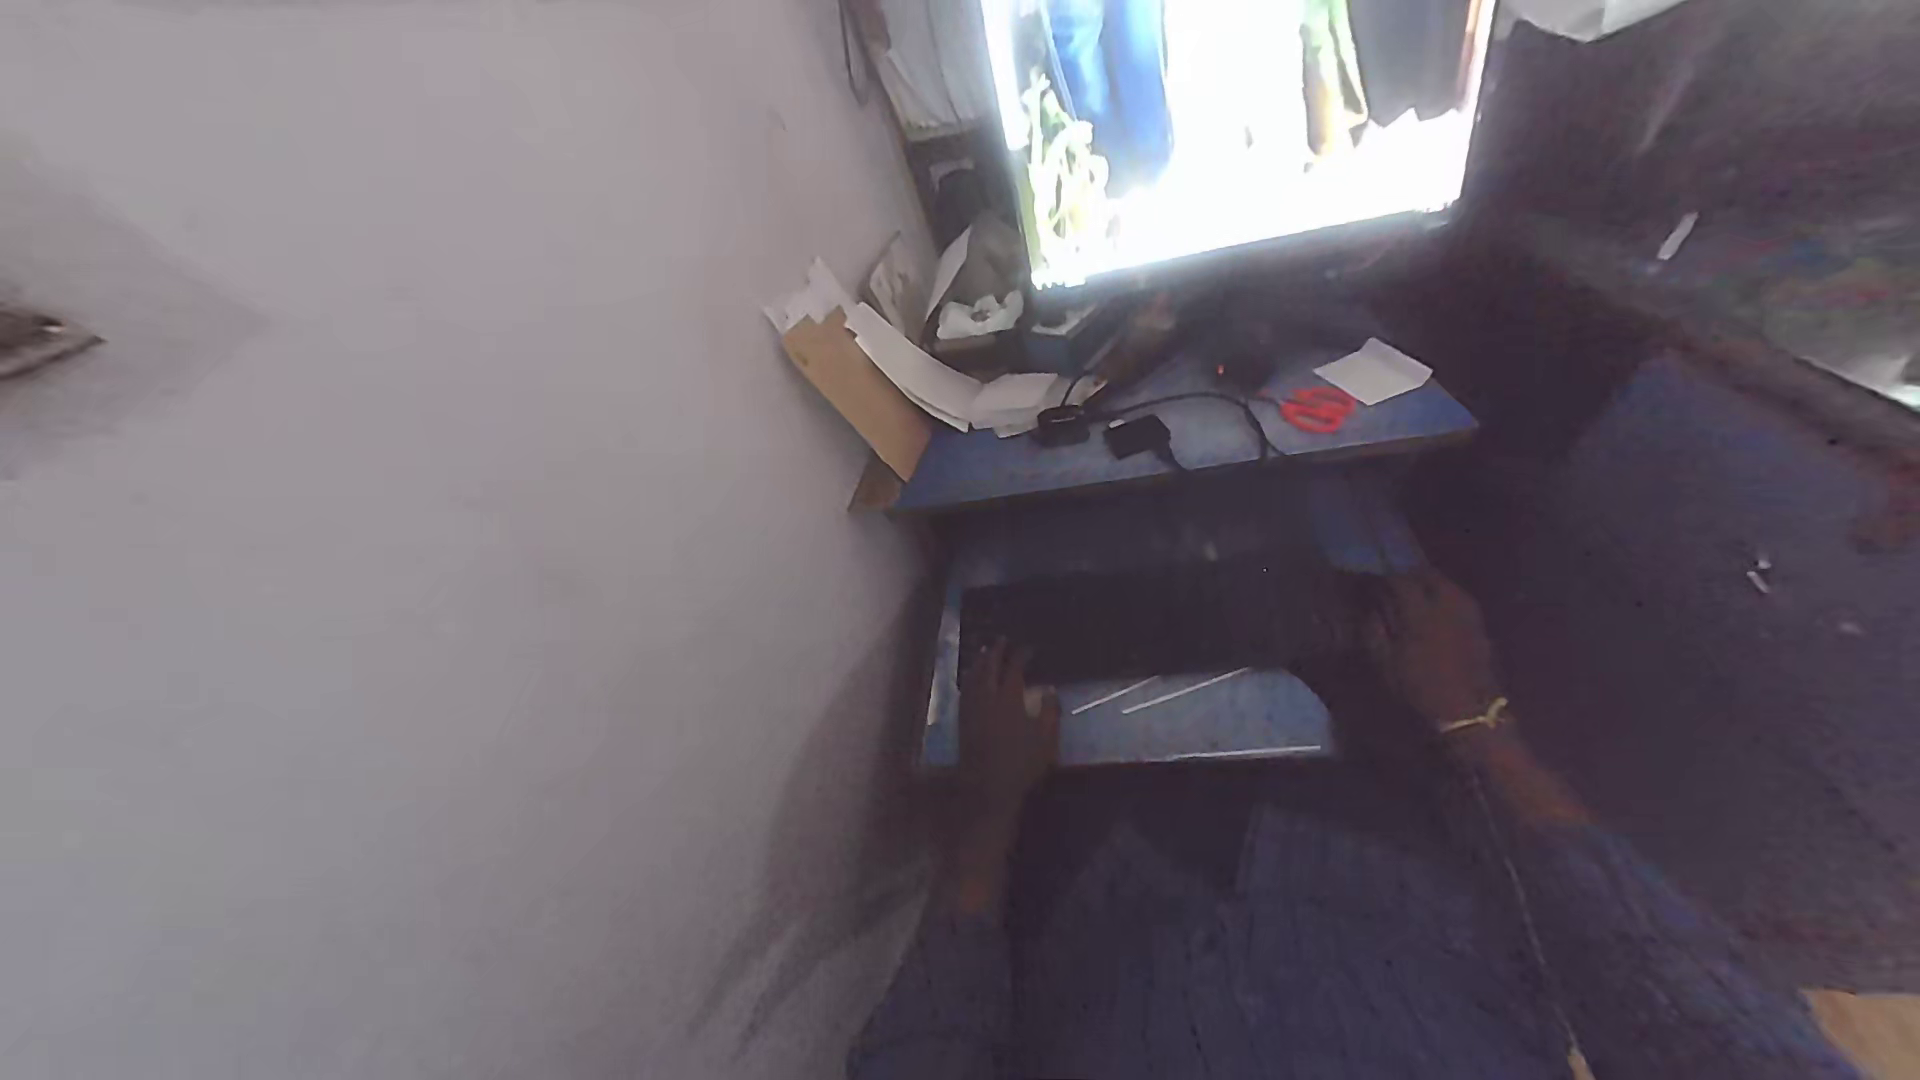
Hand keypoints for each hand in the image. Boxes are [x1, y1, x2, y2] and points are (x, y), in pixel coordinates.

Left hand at [960, 639, 1059, 822]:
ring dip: (980, 661)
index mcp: (1009, 699)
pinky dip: (969, 678)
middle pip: (989, 666)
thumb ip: (1049, 711)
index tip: (1029, 648)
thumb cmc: (1021, 763)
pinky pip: (965, 690)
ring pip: (974, 676)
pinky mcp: (963, 719)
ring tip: (984, 650)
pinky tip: (971, 677)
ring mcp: (972, 707)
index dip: (1021, 655)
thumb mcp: (1045, 739)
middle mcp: (988, 697)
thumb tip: (1050, 689)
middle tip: (1002, 639)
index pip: (1014, 668)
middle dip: (996, 650)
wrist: (987, 785)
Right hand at [1366, 568, 1504, 730]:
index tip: (1367, 578)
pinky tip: (1437, 605)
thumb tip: (1369, 609)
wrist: (1469, 713)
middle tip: (1391, 579)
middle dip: (1409, 574)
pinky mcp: (1481, 628)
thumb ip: (1374, 630)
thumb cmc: (1419, 688)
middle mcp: (1447, 608)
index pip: (1400, 582)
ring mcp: (1469, 617)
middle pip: (1430, 576)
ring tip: (1414, 589)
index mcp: (1420, 615)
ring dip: (1430, 582)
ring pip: (1449, 586)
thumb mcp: (1384, 662)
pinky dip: (1446, 595)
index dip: (1382, 577)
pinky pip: (1462, 600)